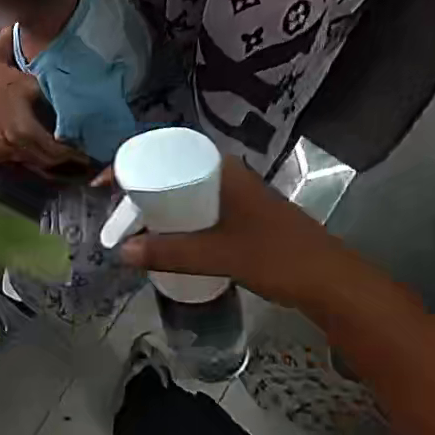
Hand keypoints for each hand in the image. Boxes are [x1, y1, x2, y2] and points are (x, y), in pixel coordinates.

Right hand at [0, 35, 89, 170]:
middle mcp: (16, 141)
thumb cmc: (14, 79)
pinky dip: (42, 153)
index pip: (54, 150)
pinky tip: (53, 146)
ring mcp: (8, 142)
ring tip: (71, 151)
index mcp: (25, 130)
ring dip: (53, 157)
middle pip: (46, 159)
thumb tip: (79, 113)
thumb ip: (56, 103)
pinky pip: (28, 153)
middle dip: (66, 158)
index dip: (72, 152)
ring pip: (36, 158)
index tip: (87, 150)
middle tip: (84, 154)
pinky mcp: (4, 139)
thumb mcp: (39, 87)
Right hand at [118, 158, 357, 312]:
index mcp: (220, 169)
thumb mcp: (218, 254)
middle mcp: (225, 174)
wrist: (329, 280)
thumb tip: (121, 251)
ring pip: (183, 191)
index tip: (106, 184)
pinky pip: (196, 208)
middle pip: (170, 171)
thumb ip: (169, 252)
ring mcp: (234, 194)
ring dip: (157, 206)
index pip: (164, 153)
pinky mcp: (240, 215)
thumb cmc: (275, 256)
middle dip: (139, 188)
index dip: (130, 164)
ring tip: (132, 226)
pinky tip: (164, 238)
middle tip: (115, 211)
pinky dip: (175, 218)